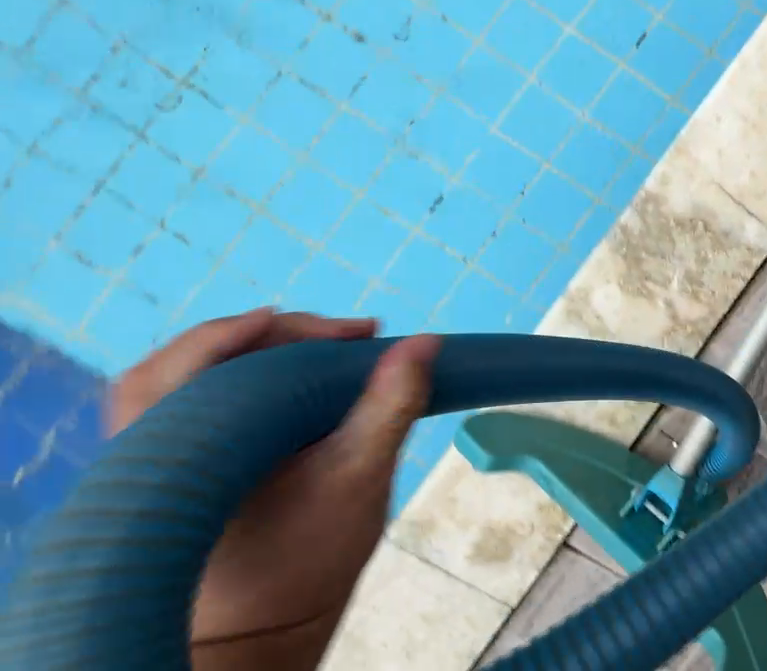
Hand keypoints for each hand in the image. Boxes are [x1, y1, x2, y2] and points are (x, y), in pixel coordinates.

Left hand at [107, 309, 438, 670]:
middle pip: (191, 362)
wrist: (258, 632)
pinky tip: (297, 388)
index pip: (196, 359)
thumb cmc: (301, 558)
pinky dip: (247, 383)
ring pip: (191, 381)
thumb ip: (389, 404)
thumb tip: (424, 341)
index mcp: (178, 447)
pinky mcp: (178, 474)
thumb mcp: (358, 474)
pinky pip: (198, 406)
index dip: (267, 329)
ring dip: (260, 358)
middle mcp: (148, 448)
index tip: (351, 329)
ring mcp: (155, 462)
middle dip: (274, 337)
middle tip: (347, 338)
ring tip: (326, 354)